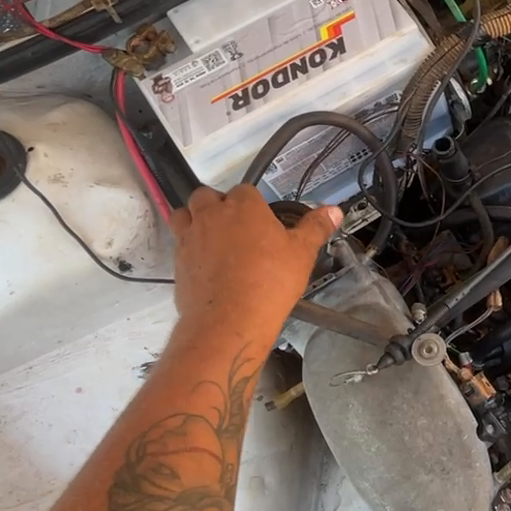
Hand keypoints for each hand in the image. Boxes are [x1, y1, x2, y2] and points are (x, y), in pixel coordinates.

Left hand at [169, 186, 341, 342]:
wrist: (230, 320)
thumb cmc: (271, 281)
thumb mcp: (303, 253)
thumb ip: (316, 228)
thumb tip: (334, 210)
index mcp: (244, 207)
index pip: (246, 190)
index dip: (255, 203)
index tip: (265, 220)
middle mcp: (211, 215)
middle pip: (207, 195)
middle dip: (219, 205)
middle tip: (237, 226)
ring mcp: (189, 237)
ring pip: (184, 214)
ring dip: (196, 219)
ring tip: (214, 237)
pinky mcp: (177, 261)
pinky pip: (179, 243)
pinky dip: (190, 247)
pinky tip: (208, 265)